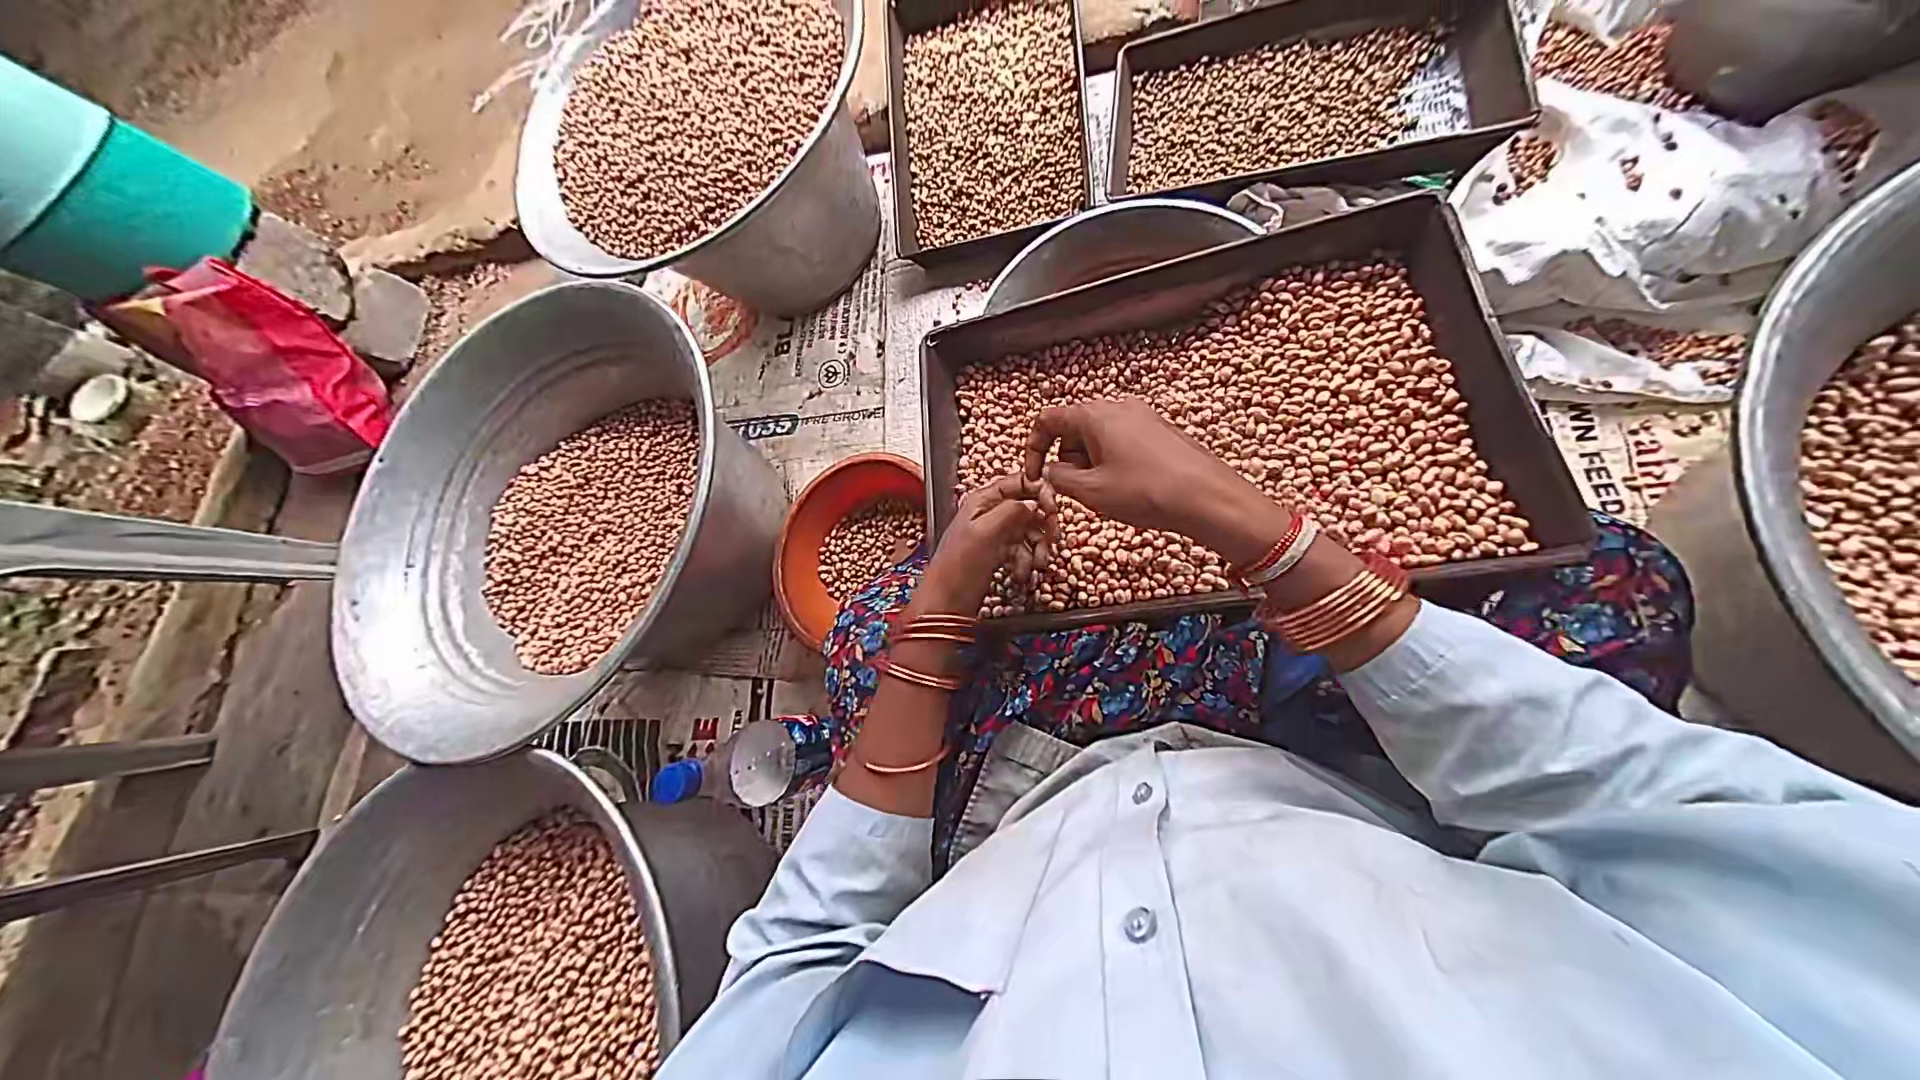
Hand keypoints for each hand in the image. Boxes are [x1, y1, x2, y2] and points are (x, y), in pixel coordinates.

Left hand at [918, 474, 1056, 612]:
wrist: (946, 604)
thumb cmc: (958, 568)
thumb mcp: (985, 532)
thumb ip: (1011, 510)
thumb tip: (1034, 501)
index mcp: (982, 500)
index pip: (1019, 482)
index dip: (1040, 491)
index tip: (1053, 508)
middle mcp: (989, 513)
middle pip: (1028, 507)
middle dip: (1042, 525)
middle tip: (1051, 540)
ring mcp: (994, 534)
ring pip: (1028, 531)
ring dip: (1038, 548)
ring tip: (1038, 564)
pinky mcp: (998, 553)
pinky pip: (1022, 550)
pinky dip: (1026, 562)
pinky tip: (1021, 574)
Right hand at [1024, 399, 1288, 564]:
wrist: (1208, 499)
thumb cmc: (1149, 492)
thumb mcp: (1090, 492)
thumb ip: (1058, 478)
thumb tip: (1051, 472)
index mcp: (1095, 415)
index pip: (1048, 420)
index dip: (1034, 449)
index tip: (1035, 475)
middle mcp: (1119, 408)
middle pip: (1074, 429)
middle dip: (1067, 460)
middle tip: (1076, 491)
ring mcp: (1143, 418)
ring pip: (1098, 438)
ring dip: (1090, 465)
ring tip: (1105, 494)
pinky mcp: (1160, 433)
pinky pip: (1122, 444)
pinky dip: (1113, 464)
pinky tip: (1127, 490)